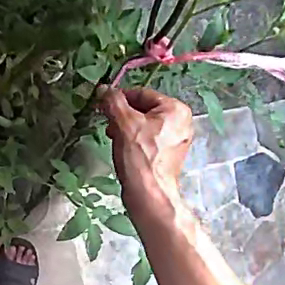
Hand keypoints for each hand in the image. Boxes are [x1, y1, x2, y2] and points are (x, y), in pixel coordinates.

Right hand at [100, 85, 192, 223]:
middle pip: (144, 110)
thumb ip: (113, 102)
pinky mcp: (168, 156)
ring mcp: (176, 140)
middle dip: (123, 117)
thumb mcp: (124, 124)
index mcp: (176, 109)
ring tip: (114, 140)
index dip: (120, 99)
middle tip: (109, 126)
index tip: (103, 106)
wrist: (149, 195)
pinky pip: (148, 140)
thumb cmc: (140, 158)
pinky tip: (123, 150)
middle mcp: (181, 122)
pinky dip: (134, 142)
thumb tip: (104, 89)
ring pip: (144, 126)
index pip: (142, 94)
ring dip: (126, 129)